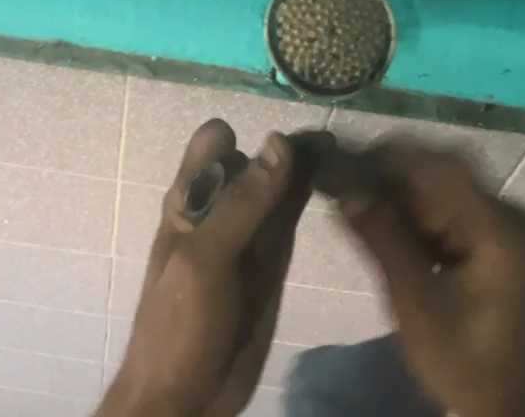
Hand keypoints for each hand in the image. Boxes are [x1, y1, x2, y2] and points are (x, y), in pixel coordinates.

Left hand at [98, 120, 311, 416]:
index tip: (285, 139)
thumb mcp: (206, 258)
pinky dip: (312, 196)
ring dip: (308, 166)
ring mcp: (249, 231)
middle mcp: (221, 204)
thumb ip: (243, 203)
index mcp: (190, 196)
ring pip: (281, 183)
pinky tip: (340, 182)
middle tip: (336, 146)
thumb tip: (281, 141)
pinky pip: (292, 215)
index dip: (246, 133)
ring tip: (345, 155)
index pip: (215, 140)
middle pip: (257, 157)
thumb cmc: (180, 322)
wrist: (186, 396)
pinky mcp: (273, 259)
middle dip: (289, 144)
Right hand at [336, 139, 524, 416]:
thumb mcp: (416, 303)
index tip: (342, 157)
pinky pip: (446, 211)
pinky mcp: (493, 243)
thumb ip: (381, 238)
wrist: (515, 414)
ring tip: (351, 196)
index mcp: (499, 226)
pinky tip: (379, 219)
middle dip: (388, 174)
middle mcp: (507, 214)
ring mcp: (502, 228)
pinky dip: (412, 213)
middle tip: (341, 179)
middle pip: (439, 173)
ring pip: (440, 189)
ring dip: (396, 192)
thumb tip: (344, 188)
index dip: (388, 156)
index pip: (438, 165)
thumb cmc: (467, 363)